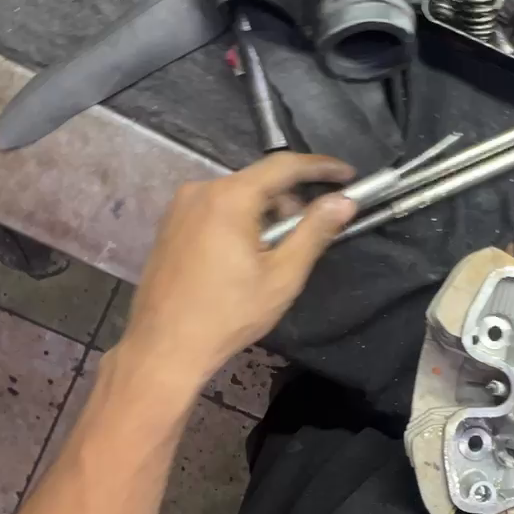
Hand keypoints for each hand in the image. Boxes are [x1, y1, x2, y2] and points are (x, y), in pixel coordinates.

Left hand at [116, 153, 355, 384]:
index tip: (349, 176)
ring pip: (239, 196)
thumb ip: (315, 232)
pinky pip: (217, 209)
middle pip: (260, 181)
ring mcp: (180, 206)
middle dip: (292, 201)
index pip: (284, 166)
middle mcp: (200, 190)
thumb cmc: (229, 313)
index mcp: (229, 197)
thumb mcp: (283, 275)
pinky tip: (247, 256)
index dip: (322, 167)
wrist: (165, 346)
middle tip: (310, 233)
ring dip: (266, 214)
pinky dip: (241, 221)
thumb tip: (344, 202)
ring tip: (277, 254)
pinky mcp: (171, 224)